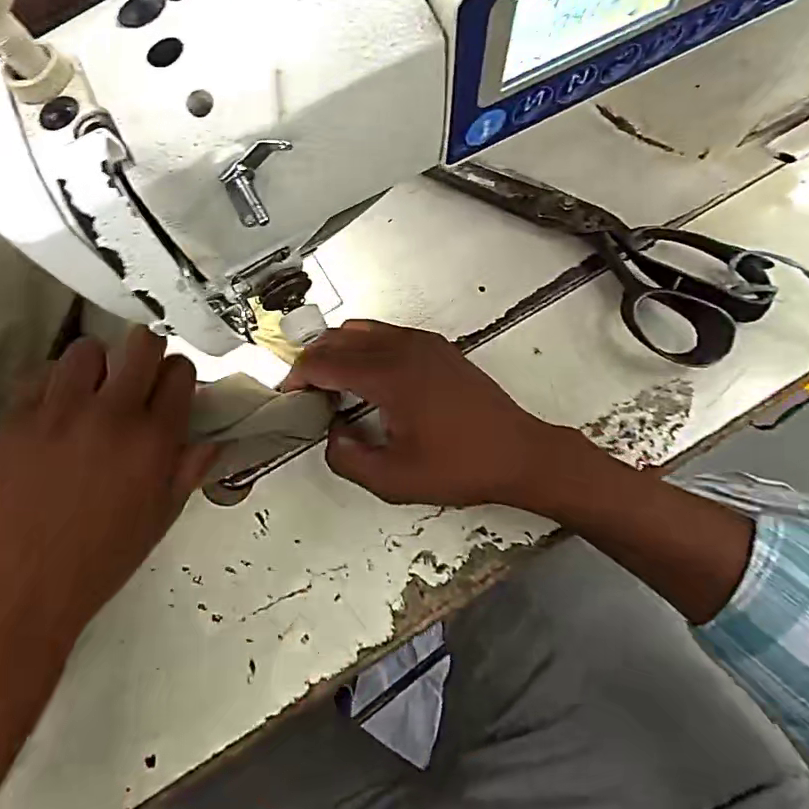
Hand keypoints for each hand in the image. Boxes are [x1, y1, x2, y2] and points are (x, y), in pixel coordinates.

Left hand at [0, 328, 217, 662]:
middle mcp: (113, 416)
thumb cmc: (98, 563)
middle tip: (133, 375)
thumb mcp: (159, 519)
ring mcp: (60, 413)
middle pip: (141, 344)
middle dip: (145, 353)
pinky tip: (50, 413)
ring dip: (95, 366)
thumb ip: (188, 470)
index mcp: (155, 441)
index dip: (177, 376)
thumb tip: (212, 440)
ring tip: (87, 391)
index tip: (167, 387)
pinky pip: (38, 377)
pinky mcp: (14, 420)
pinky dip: (50, 388)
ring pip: (87, 350)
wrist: (17, 595)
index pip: (180, 372)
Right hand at [281, 320, 612, 512]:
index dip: (298, 377)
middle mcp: (404, 348)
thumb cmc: (462, 466)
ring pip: (361, 329)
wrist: (518, 453)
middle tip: (305, 392)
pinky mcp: (437, 347)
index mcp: (390, 375)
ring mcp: (423, 343)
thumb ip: (348, 458)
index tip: (289, 396)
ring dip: (337, 350)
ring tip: (331, 384)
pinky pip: (386, 333)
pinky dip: (363, 346)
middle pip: (338, 337)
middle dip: (313, 361)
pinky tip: (366, 377)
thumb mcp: (394, 480)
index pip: (325, 361)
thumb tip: (332, 435)